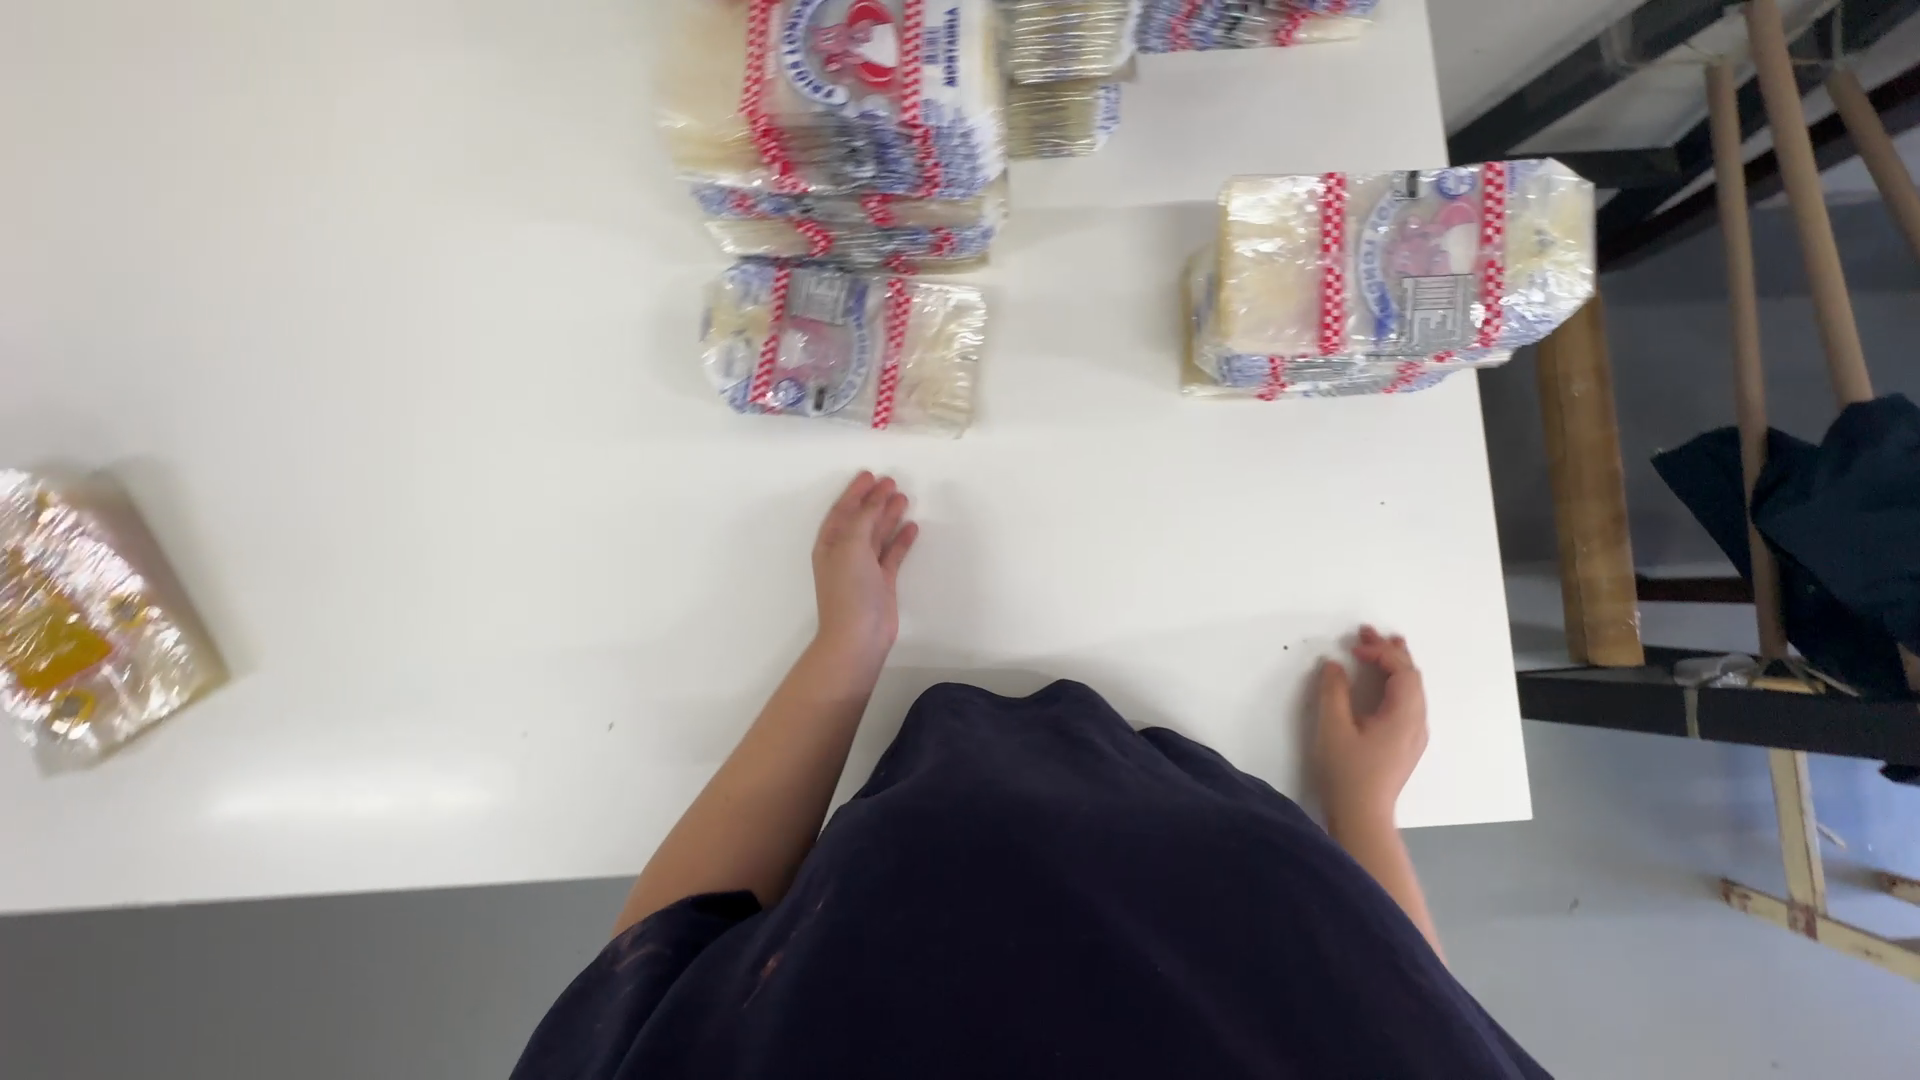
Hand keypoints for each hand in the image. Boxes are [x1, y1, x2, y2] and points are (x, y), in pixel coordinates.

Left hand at [811, 472, 917, 665]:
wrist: (858, 634)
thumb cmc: (848, 589)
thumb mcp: (851, 545)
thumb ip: (864, 518)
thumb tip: (876, 497)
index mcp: (830, 544)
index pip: (842, 510)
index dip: (855, 492)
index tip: (870, 475)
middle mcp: (845, 553)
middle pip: (861, 519)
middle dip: (874, 500)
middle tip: (892, 482)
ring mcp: (864, 568)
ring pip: (878, 534)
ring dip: (889, 516)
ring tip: (904, 498)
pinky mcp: (883, 581)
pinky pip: (892, 553)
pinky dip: (901, 540)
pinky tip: (912, 527)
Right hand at [1313, 627, 1428, 827]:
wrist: (1362, 814)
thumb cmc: (1347, 771)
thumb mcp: (1333, 727)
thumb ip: (1333, 691)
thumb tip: (1334, 665)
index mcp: (1404, 715)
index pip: (1401, 671)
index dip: (1379, 652)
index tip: (1353, 647)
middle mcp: (1417, 722)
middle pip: (1411, 677)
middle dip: (1390, 651)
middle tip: (1367, 632)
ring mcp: (1414, 734)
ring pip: (1411, 690)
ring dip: (1394, 666)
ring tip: (1380, 647)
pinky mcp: (1405, 743)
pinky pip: (1407, 702)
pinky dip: (1394, 683)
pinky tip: (1381, 682)